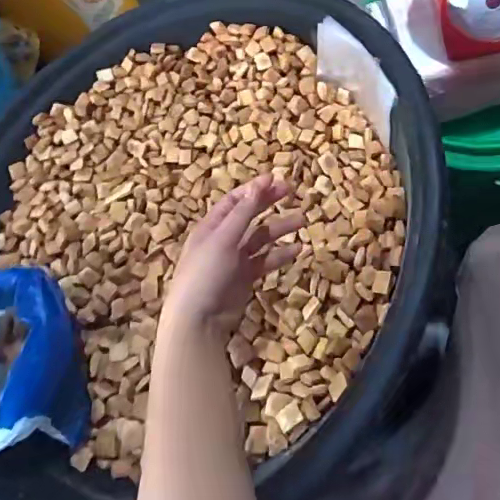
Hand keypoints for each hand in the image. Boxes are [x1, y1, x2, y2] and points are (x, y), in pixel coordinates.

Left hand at [162, 175, 300, 337]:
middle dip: (269, 203)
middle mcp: (223, 239)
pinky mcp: (245, 278)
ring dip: (280, 228)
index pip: (234, 200)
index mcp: (211, 226)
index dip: (254, 189)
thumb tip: (259, 183)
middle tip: (291, 191)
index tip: (275, 179)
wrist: (197, 320)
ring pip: (261, 238)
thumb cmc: (205, 273)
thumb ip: (243, 212)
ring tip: (302, 221)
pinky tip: (298, 250)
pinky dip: (281, 254)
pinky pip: (265, 260)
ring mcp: (234, 260)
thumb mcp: (223, 238)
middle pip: (249, 215)